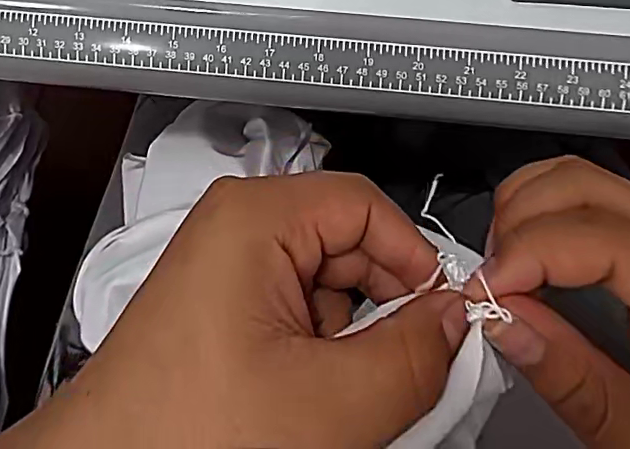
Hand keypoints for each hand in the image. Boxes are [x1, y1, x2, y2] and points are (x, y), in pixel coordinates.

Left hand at [0, 171, 464, 448]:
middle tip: (412, 369)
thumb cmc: (179, 433)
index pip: (364, 204)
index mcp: (255, 216)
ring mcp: (227, 261)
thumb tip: (450, 322)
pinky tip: (315, 400)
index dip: (414, 257)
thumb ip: (411, 356)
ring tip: (347, 400)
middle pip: (345, 240)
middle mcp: (236, 225)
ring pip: (324, 280)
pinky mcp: (221, 298)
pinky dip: (319, 349)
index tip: (446, 313)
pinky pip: (293, 305)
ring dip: (351, 337)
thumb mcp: (328, 405)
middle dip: (383, 306)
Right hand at [465, 157, 629, 448]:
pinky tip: (526, 271)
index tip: (482, 293)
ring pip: (584, 183)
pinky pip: (590, 212)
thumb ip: (590, 394)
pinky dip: (541, 225)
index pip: (612, 238)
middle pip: (590, 184)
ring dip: (525, 214)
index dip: (533, 251)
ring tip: (501, 279)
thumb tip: (504, 320)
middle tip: (486, 285)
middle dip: (520, 218)